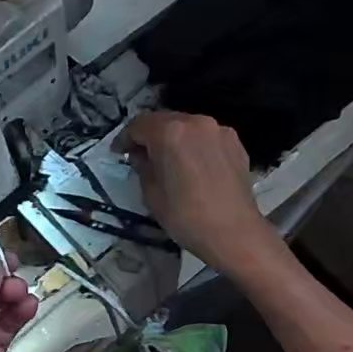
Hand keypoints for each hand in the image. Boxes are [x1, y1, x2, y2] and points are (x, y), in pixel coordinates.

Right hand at [114, 110, 287, 274]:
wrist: (233, 231)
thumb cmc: (185, 216)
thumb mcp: (151, 193)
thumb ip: (142, 166)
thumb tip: (141, 156)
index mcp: (170, 133)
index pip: (138, 125)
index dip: (124, 138)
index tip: (117, 152)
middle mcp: (196, 122)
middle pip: (164, 120)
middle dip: (148, 135)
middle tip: (139, 154)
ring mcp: (219, 130)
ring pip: (186, 126)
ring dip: (172, 138)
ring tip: (166, 159)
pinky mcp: (235, 143)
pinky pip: (205, 137)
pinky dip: (192, 145)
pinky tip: (190, 165)